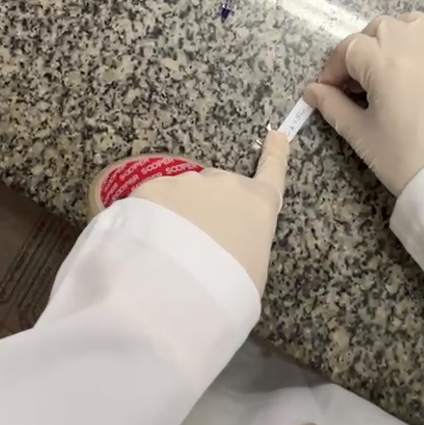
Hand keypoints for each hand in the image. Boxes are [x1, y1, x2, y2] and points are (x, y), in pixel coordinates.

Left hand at [130, 131, 289, 293]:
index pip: (273, 171)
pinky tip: (147, 246)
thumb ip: (246, 245)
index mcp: (258, 205)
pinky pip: (154, 202)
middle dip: (209, 209)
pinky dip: (151, 218)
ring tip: (170, 253)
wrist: (176, 288)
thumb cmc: (228, 289)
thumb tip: (230, 242)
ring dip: (179, 215)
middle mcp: (226, 184)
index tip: (277, 135)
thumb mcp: (253, 273)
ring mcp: (188, 181)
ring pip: (184, 195)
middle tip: (197, 245)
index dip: (275, 153)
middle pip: (219, 190)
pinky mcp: (153, 187)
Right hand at [304, 13, 423, 195]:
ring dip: (392, 41)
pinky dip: (420, 53)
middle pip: (379, 29)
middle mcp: (414, 43)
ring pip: (411, 26)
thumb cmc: (408, 158)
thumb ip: (333, 106)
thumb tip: (313, 90)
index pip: (348, 49)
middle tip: (356, 84)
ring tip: (388, 72)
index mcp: (384, 60)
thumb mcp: (362, 135)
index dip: (332, 69)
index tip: (327, 91)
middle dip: (361, 51)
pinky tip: (419, 83)